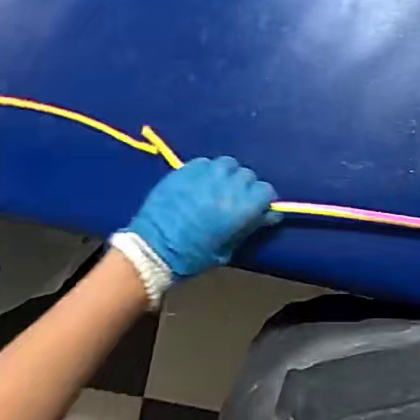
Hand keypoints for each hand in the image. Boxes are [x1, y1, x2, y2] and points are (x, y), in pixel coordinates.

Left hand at [123, 157, 278, 279]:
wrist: (150, 251)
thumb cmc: (192, 256)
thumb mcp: (227, 249)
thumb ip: (250, 227)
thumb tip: (269, 214)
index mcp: (242, 207)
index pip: (266, 190)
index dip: (262, 199)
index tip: (255, 207)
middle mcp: (229, 185)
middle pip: (248, 175)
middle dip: (244, 187)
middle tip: (233, 199)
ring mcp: (206, 174)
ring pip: (228, 164)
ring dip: (226, 174)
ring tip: (217, 186)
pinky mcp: (186, 170)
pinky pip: (205, 163)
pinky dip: (206, 171)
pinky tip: (199, 183)